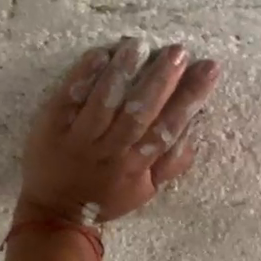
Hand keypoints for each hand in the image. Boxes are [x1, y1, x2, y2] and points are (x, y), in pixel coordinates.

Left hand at [16, 37, 219, 225]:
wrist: (54, 214)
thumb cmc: (105, 197)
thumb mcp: (144, 190)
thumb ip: (171, 163)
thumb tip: (195, 130)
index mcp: (137, 164)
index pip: (170, 126)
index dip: (190, 97)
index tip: (208, 68)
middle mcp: (111, 150)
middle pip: (140, 112)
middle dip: (161, 80)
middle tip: (179, 51)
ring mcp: (80, 137)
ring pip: (106, 103)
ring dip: (123, 73)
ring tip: (139, 46)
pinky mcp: (52, 125)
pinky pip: (70, 98)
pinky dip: (85, 76)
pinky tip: (100, 54)